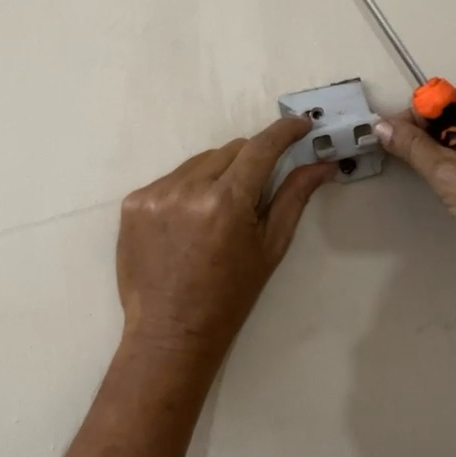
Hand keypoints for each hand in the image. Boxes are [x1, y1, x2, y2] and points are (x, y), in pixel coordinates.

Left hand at [116, 117, 333, 359]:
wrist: (171, 332)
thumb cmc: (230, 296)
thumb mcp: (270, 248)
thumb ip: (294, 198)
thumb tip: (322, 165)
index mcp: (227, 202)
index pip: (261, 148)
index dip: (284, 131)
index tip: (300, 124)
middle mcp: (188, 189)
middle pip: (231, 150)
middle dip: (250, 161)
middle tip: (257, 190)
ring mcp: (155, 194)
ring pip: (199, 162)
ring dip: (217, 174)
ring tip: (218, 213)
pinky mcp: (133, 202)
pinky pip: (171, 179)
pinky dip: (187, 189)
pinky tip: (189, 222)